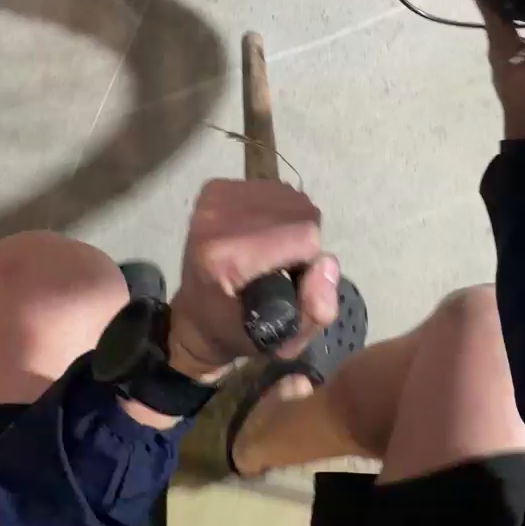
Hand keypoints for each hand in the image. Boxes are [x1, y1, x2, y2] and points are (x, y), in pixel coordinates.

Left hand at [167, 179, 341, 380]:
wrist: (196, 315)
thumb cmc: (238, 330)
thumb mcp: (283, 338)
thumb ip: (314, 309)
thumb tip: (328, 263)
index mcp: (227, 259)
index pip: (304, 236)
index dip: (309, 261)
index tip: (292, 280)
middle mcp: (216, 220)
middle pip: (300, 212)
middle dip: (304, 239)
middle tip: (282, 267)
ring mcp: (214, 199)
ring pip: (290, 197)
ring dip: (292, 224)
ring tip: (272, 251)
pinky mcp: (215, 187)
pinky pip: (273, 189)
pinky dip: (277, 212)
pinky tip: (261, 233)